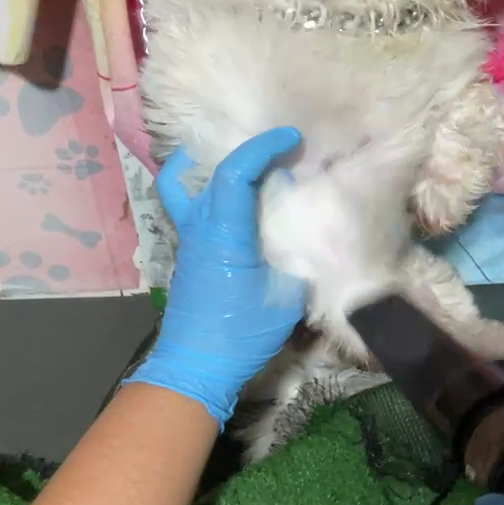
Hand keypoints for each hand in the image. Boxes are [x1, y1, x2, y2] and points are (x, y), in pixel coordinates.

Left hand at [125, 128, 305, 425]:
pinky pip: (188, 201)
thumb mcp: (287, 299)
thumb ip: (301, 257)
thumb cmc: (242, 334)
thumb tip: (315, 228)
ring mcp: (188, 236)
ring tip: (250, 160)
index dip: (263, 147)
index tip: (291, 139)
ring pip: (188, 181)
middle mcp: (200, 226)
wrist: (194, 365)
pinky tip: (233, 192)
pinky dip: (205, 183)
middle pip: (213, 169)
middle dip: (249, 149)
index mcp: (226, 235)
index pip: (236, 172)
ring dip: (216, 161)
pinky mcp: (188, 247)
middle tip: (283, 150)